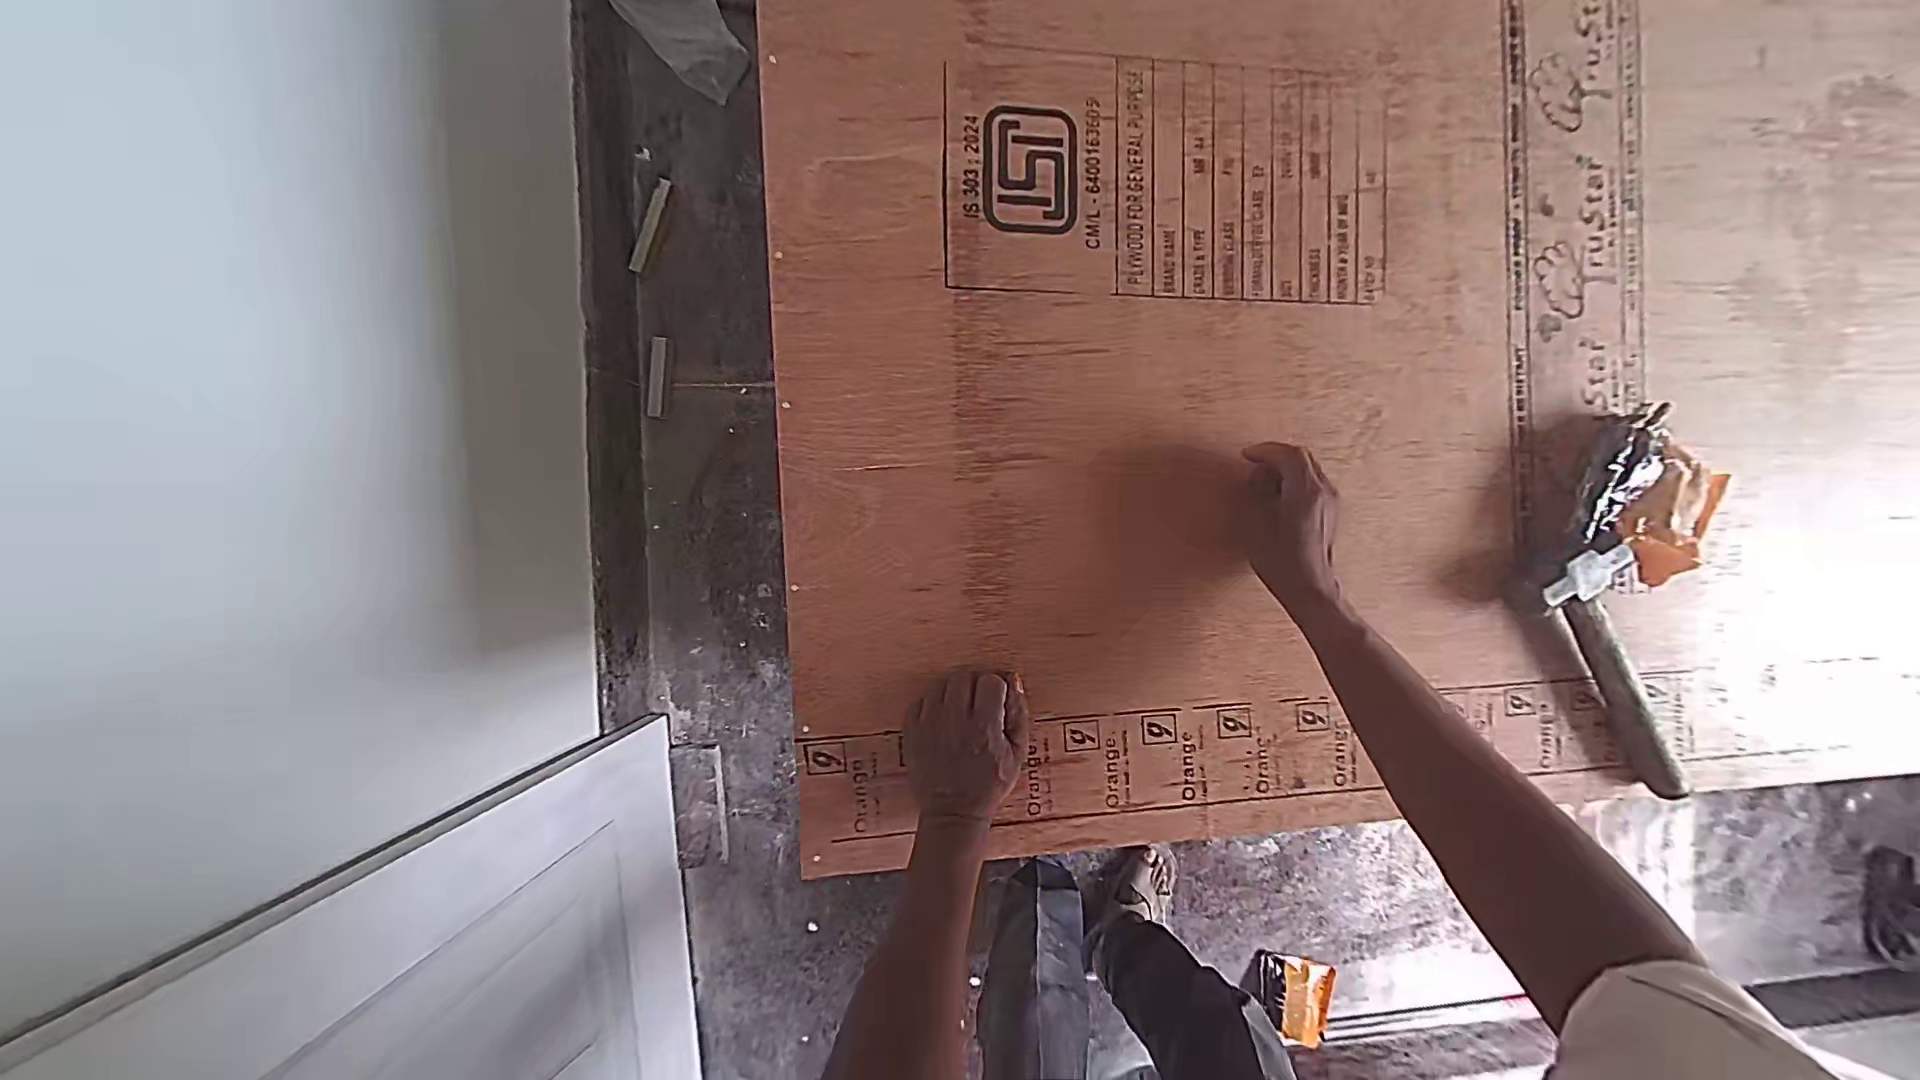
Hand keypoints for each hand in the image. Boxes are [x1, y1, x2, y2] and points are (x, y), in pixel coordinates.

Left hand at [905, 670, 1031, 827]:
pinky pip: (921, 698)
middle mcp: (954, 722)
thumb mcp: (1017, 754)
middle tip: (980, 697)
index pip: (990, 680)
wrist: (953, 812)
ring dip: (953, 688)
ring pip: (940, 683)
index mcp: (983, 728)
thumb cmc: (988, 785)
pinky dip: (933, 701)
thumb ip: (1018, 713)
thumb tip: (1013, 681)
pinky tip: (943, 714)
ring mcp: (929, 725)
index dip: (997, 686)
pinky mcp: (912, 731)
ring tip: (961, 705)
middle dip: (975, 681)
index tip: (998, 696)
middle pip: (963, 675)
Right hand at [1242, 442, 1342, 615]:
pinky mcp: (1330, 513)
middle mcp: (1323, 493)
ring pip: (1307, 469)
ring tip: (1262, 482)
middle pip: (1302, 458)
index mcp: (1305, 492)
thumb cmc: (1284, 564)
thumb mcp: (1259, 523)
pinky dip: (1293, 481)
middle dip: (1275, 457)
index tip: (1247, 455)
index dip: (1265, 451)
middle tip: (1253, 467)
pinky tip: (1276, 496)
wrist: (1310, 589)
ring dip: (1284, 469)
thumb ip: (1260, 493)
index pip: (1290, 455)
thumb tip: (1259, 476)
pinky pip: (1312, 484)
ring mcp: (1330, 503)